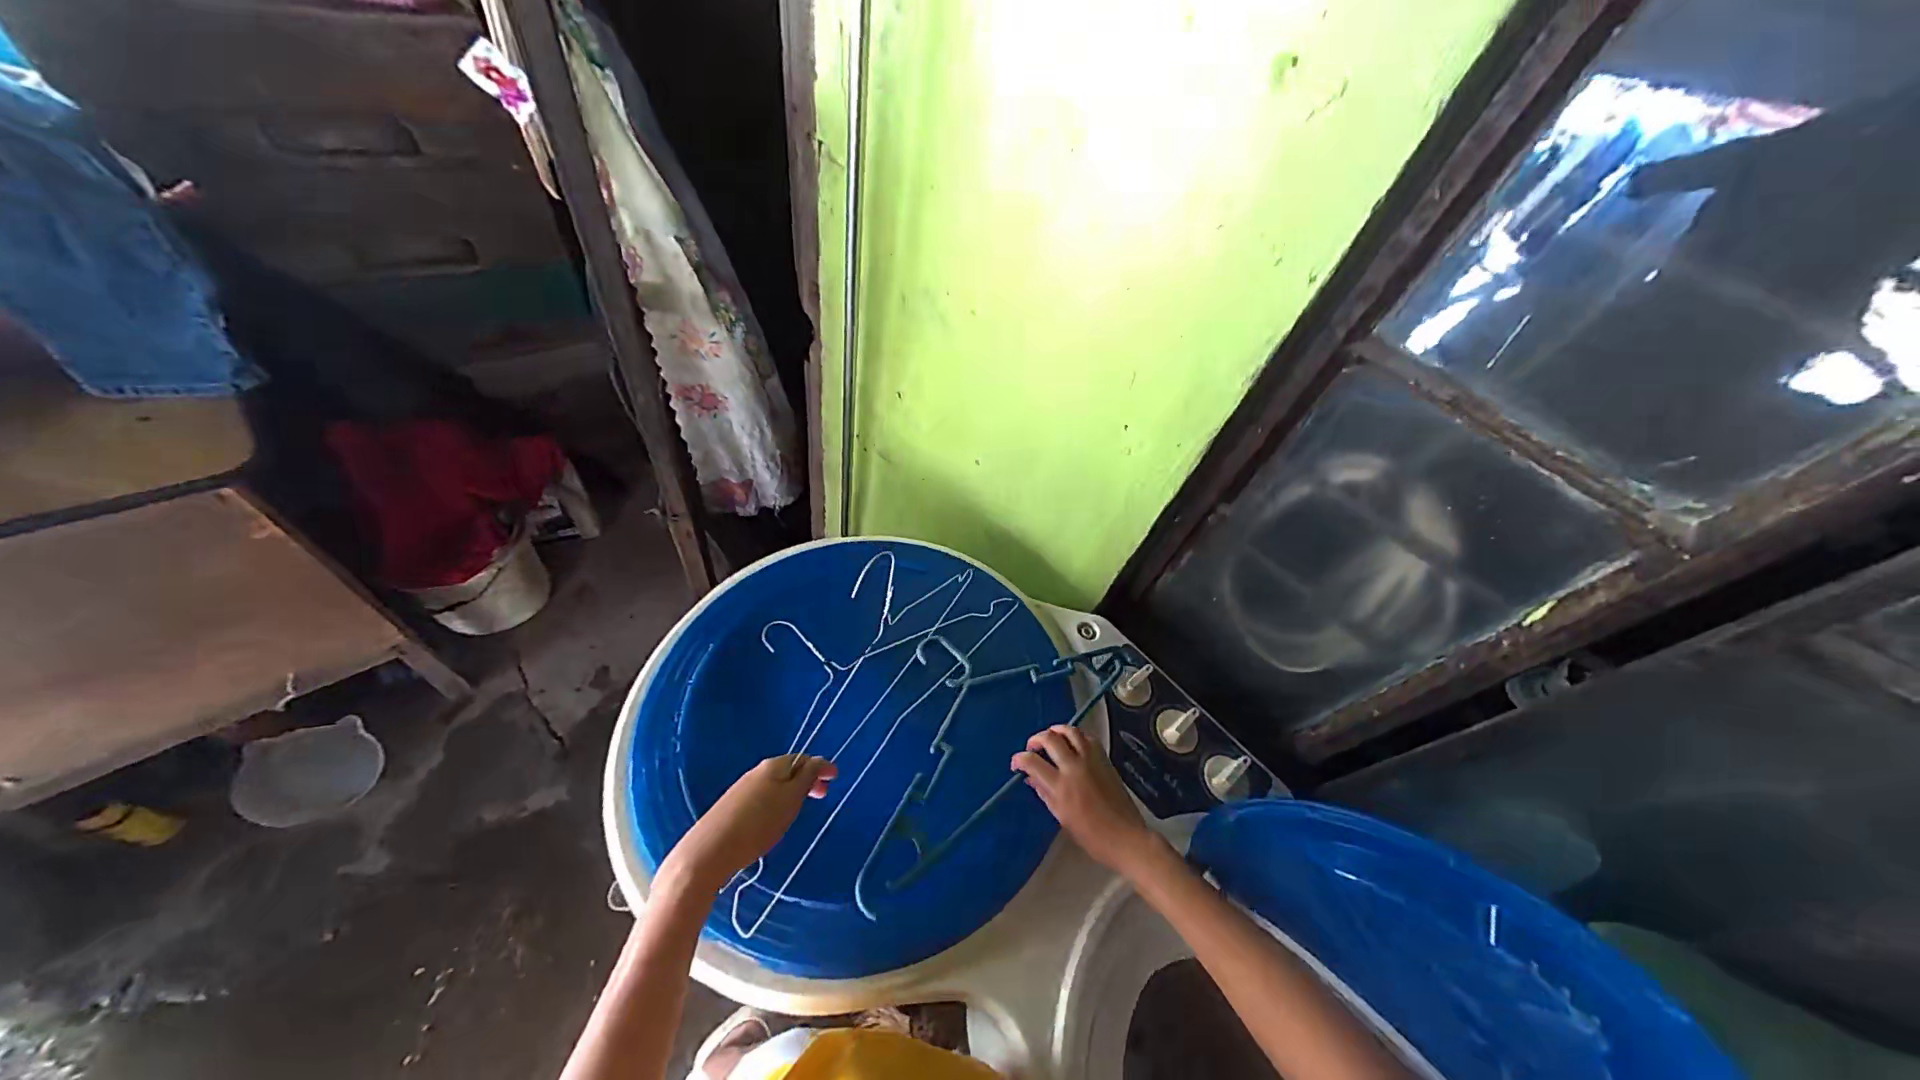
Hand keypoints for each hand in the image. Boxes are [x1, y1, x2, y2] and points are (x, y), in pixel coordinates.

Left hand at [661, 755, 836, 894]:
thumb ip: (806, 779)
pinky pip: (763, 796)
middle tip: (822, 794)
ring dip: (792, 790)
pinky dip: (777, 800)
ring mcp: (742, 789)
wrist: (709, 851)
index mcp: (773, 766)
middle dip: (807, 778)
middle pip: (788, 770)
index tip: (835, 776)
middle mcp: (757, 772)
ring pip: (775, 783)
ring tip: (801, 808)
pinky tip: (776, 818)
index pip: (803, 759)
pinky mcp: (732, 807)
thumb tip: (818, 761)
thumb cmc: (757, 824)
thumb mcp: (790, 800)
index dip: (821, 767)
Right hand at [1012, 725, 1164, 876]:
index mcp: (1061, 786)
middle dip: (1036, 739)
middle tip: (1032, 747)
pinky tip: (1072, 742)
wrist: (1125, 837)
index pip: (1032, 762)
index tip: (1017, 764)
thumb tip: (1031, 779)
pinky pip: (1088, 738)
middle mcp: (1075, 767)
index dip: (1019, 759)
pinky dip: (1076, 735)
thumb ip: (1045, 794)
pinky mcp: (1105, 759)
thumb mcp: (1062, 817)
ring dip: (1056, 730)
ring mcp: (1091, 760)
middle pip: (1050, 739)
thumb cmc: (1091, 836)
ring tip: (1050, 737)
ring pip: (1071, 731)